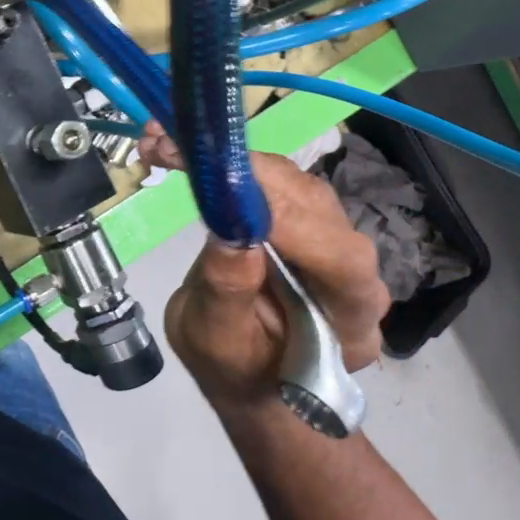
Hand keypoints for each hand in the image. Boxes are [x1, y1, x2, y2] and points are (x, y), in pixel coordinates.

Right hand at [140, 124, 389, 413]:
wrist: (248, 373)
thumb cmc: (237, 369)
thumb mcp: (218, 343)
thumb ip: (229, 295)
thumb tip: (229, 233)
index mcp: (349, 314)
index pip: (340, 259)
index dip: (291, 222)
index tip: (228, 193)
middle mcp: (354, 268)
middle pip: (314, 207)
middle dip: (244, 174)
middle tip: (174, 151)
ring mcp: (330, 235)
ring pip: (292, 182)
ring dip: (228, 158)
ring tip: (165, 147)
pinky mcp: (302, 214)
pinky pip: (273, 178)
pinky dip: (226, 160)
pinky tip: (182, 152)